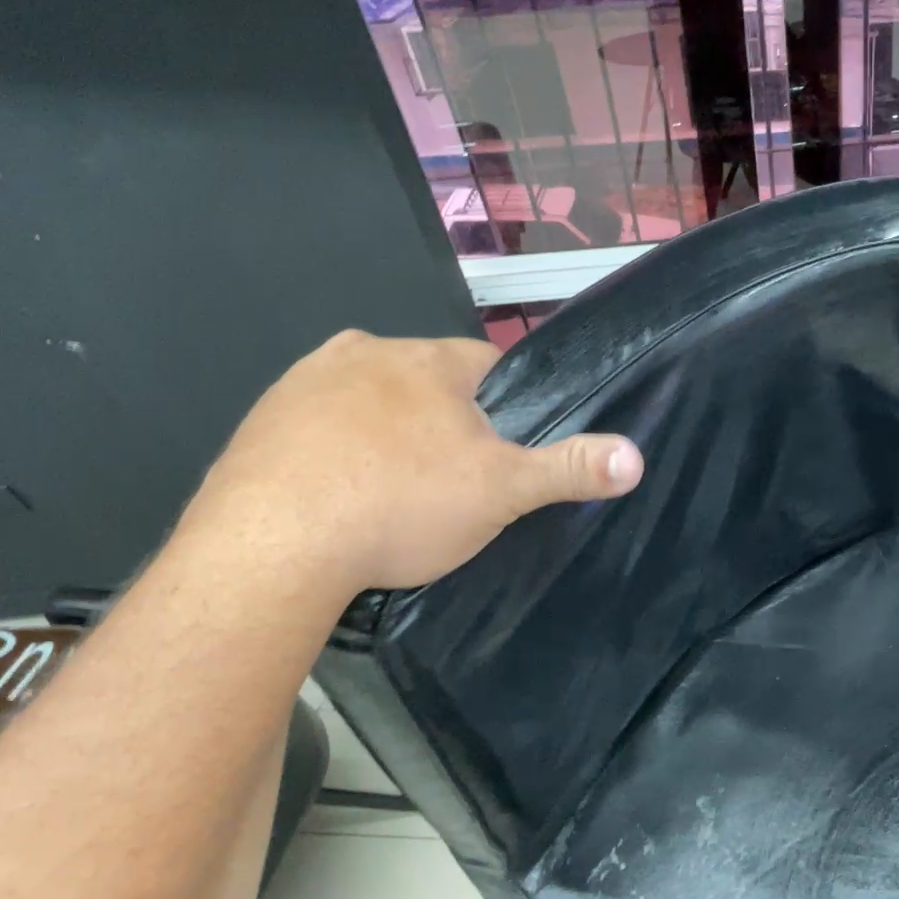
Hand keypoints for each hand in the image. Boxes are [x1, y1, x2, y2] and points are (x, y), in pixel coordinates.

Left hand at [179, 330, 642, 592]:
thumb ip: (570, 469)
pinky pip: (320, 428)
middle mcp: (364, 351)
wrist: (272, 547)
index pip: (490, 366)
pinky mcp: (261, 420)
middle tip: (454, 483)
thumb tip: (637, 456)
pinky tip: (343, 497)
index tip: (505, 452)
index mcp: (429, 359)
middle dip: (447, 422)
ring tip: (396, 495)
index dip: (507, 409)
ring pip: (372, 403)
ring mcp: (303, 382)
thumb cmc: (401, 506)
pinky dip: (338, 452)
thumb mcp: (502, 493)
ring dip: (390, 434)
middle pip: (429, 383)